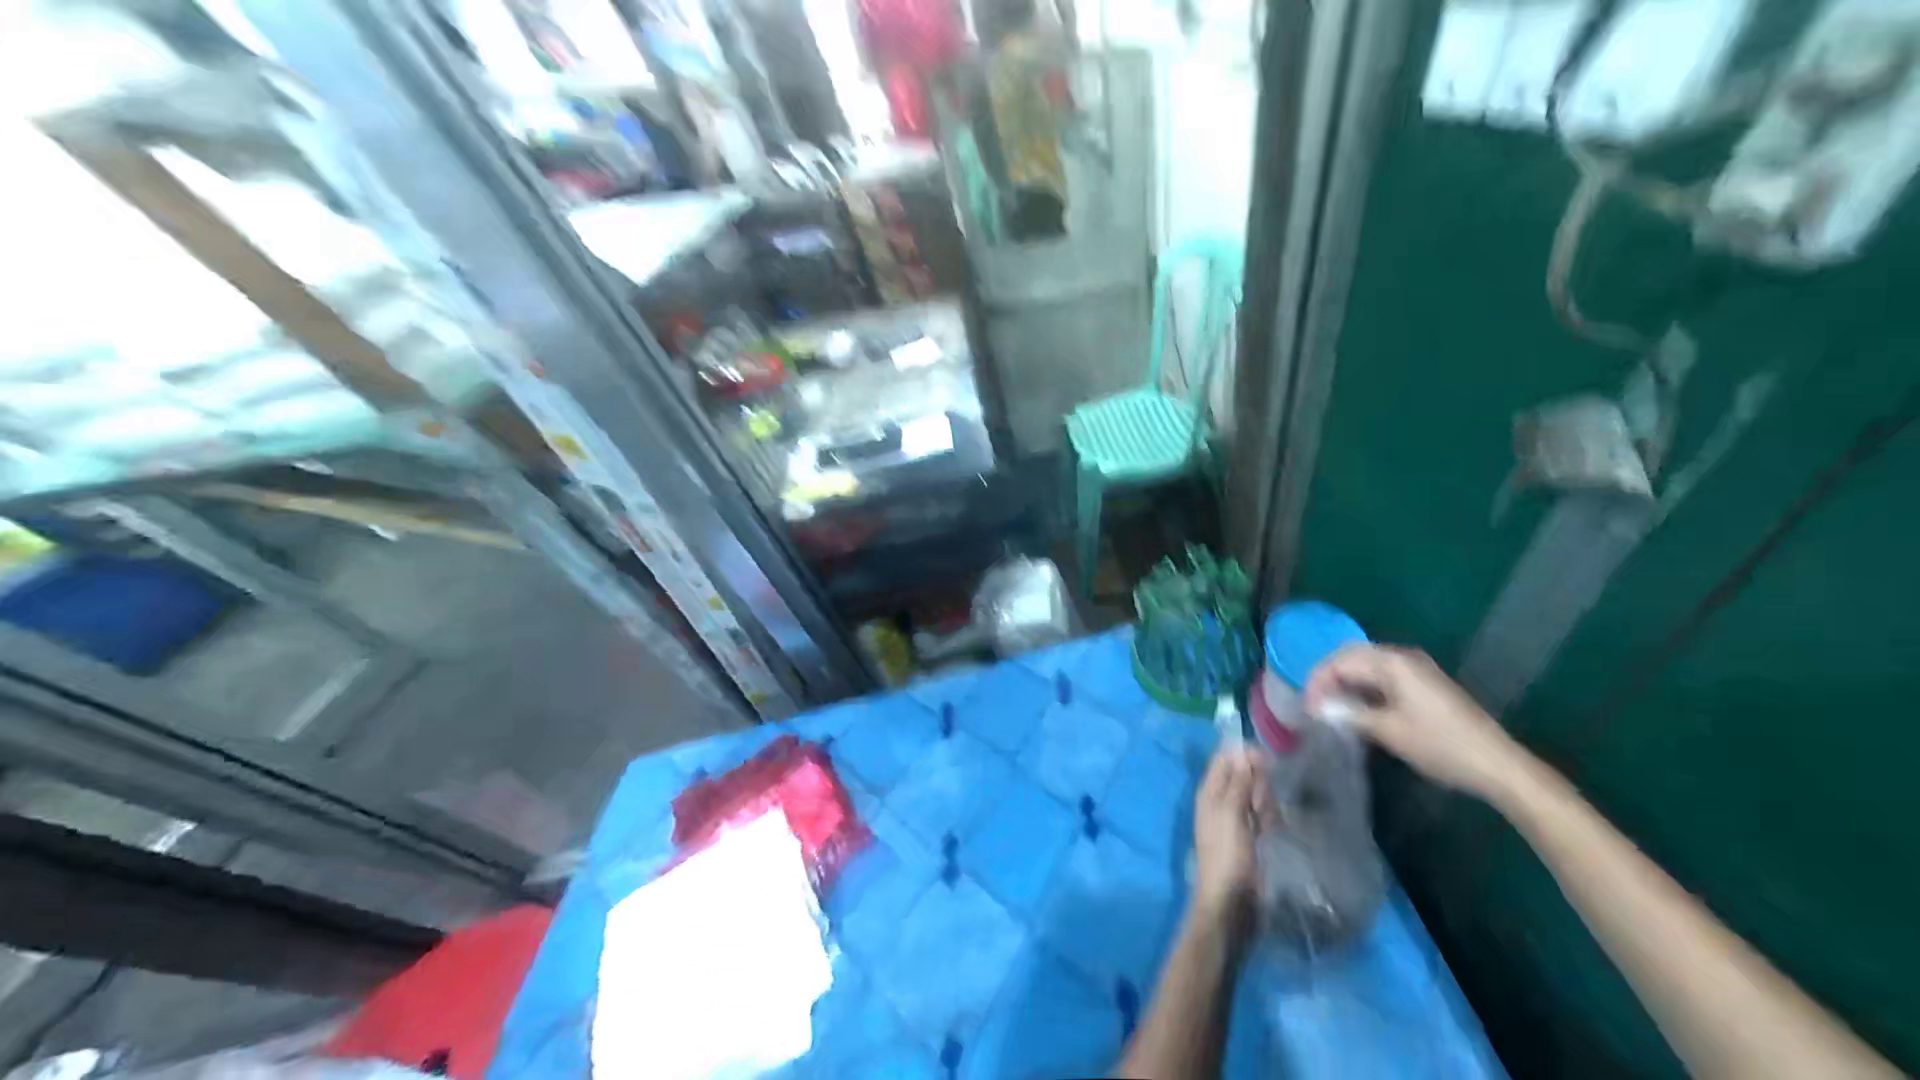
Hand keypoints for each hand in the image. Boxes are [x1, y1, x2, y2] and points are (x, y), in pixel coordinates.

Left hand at [1191, 743, 1275, 924]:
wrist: (1232, 900)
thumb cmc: (1227, 855)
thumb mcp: (1231, 814)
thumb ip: (1238, 782)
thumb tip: (1242, 752)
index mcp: (1210, 791)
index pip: (1225, 758)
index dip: (1245, 755)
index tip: (1267, 761)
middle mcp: (1221, 800)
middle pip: (1245, 775)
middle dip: (1259, 786)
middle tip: (1260, 807)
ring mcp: (1237, 818)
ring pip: (1258, 795)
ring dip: (1266, 806)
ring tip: (1265, 825)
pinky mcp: (1252, 834)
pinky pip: (1265, 816)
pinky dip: (1270, 821)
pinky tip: (1271, 833)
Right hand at [1304, 644, 1534, 803]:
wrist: (1497, 765)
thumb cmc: (1439, 745)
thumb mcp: (1387, 730)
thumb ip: (1348, 714)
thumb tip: (1319, 708)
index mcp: (1392, 662)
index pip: (1340, 660)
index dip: (1317, 681)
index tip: (1307, 708)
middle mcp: (1403, 658)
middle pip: (1353, 658)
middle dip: (1329, 678)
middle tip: (1314, 705)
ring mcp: (1417, 671)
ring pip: (1368, 668)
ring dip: (1347, 684)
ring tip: (1331, 709)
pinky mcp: (1426, 686)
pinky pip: (1384, 678)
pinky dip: (1365, 690)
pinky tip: (1358, 710)